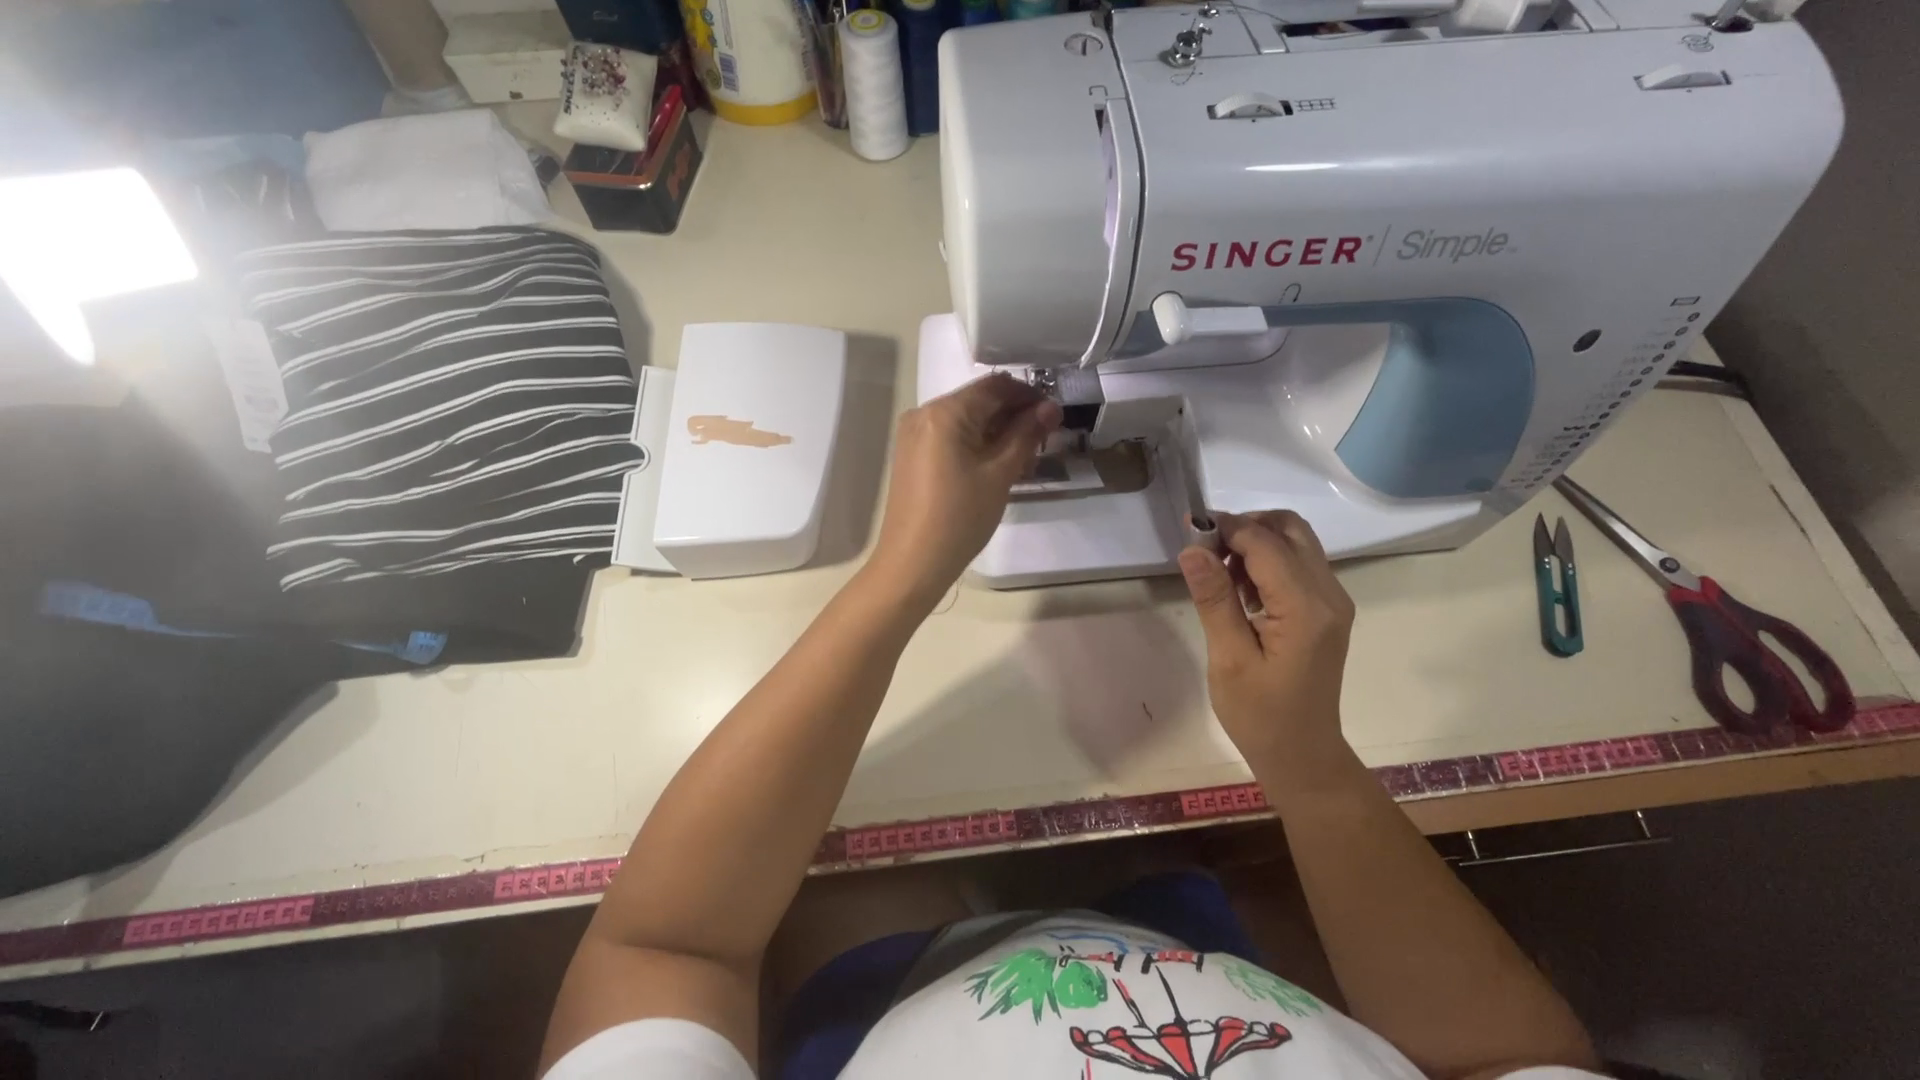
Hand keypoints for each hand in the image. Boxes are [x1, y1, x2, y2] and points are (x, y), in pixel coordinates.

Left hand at [866, 374, 1061, 605]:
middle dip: (1014, 416)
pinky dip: (977, 445)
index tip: (1054, 418)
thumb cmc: (960, 517)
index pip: (996, 386)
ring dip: (998, 433)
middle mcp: (924, 413)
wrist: (912, 563)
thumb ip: (1026, 435)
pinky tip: (998, 469)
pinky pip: (951, 438)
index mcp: (945, 412)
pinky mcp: (912, 456)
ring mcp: (914, 435)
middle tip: (1044, 443)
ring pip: (967, 421)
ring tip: (1025, 462)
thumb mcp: (1000, 474)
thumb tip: (1050, 408)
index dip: (1029, 396)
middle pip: (980, 401)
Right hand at [1179, 511, 1355, 773]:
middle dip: (1246, 527)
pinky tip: (1241, 590)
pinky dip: (1269, 561)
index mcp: (1306, 608)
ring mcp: (1333, 601)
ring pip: (1296, 543)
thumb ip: (1215, 599)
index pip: (1266, 543)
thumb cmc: (1259, 714)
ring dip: (1257, 543)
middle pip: (1290, 529)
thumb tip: (1193, 549)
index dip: (1227, 529)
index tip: (1190, 532)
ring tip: (1220, 574)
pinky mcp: (1327, 610)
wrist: (1302, 754)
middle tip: (1207, 550)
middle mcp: (1329, 594)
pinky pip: (1300, 565)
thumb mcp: (1228, 659)